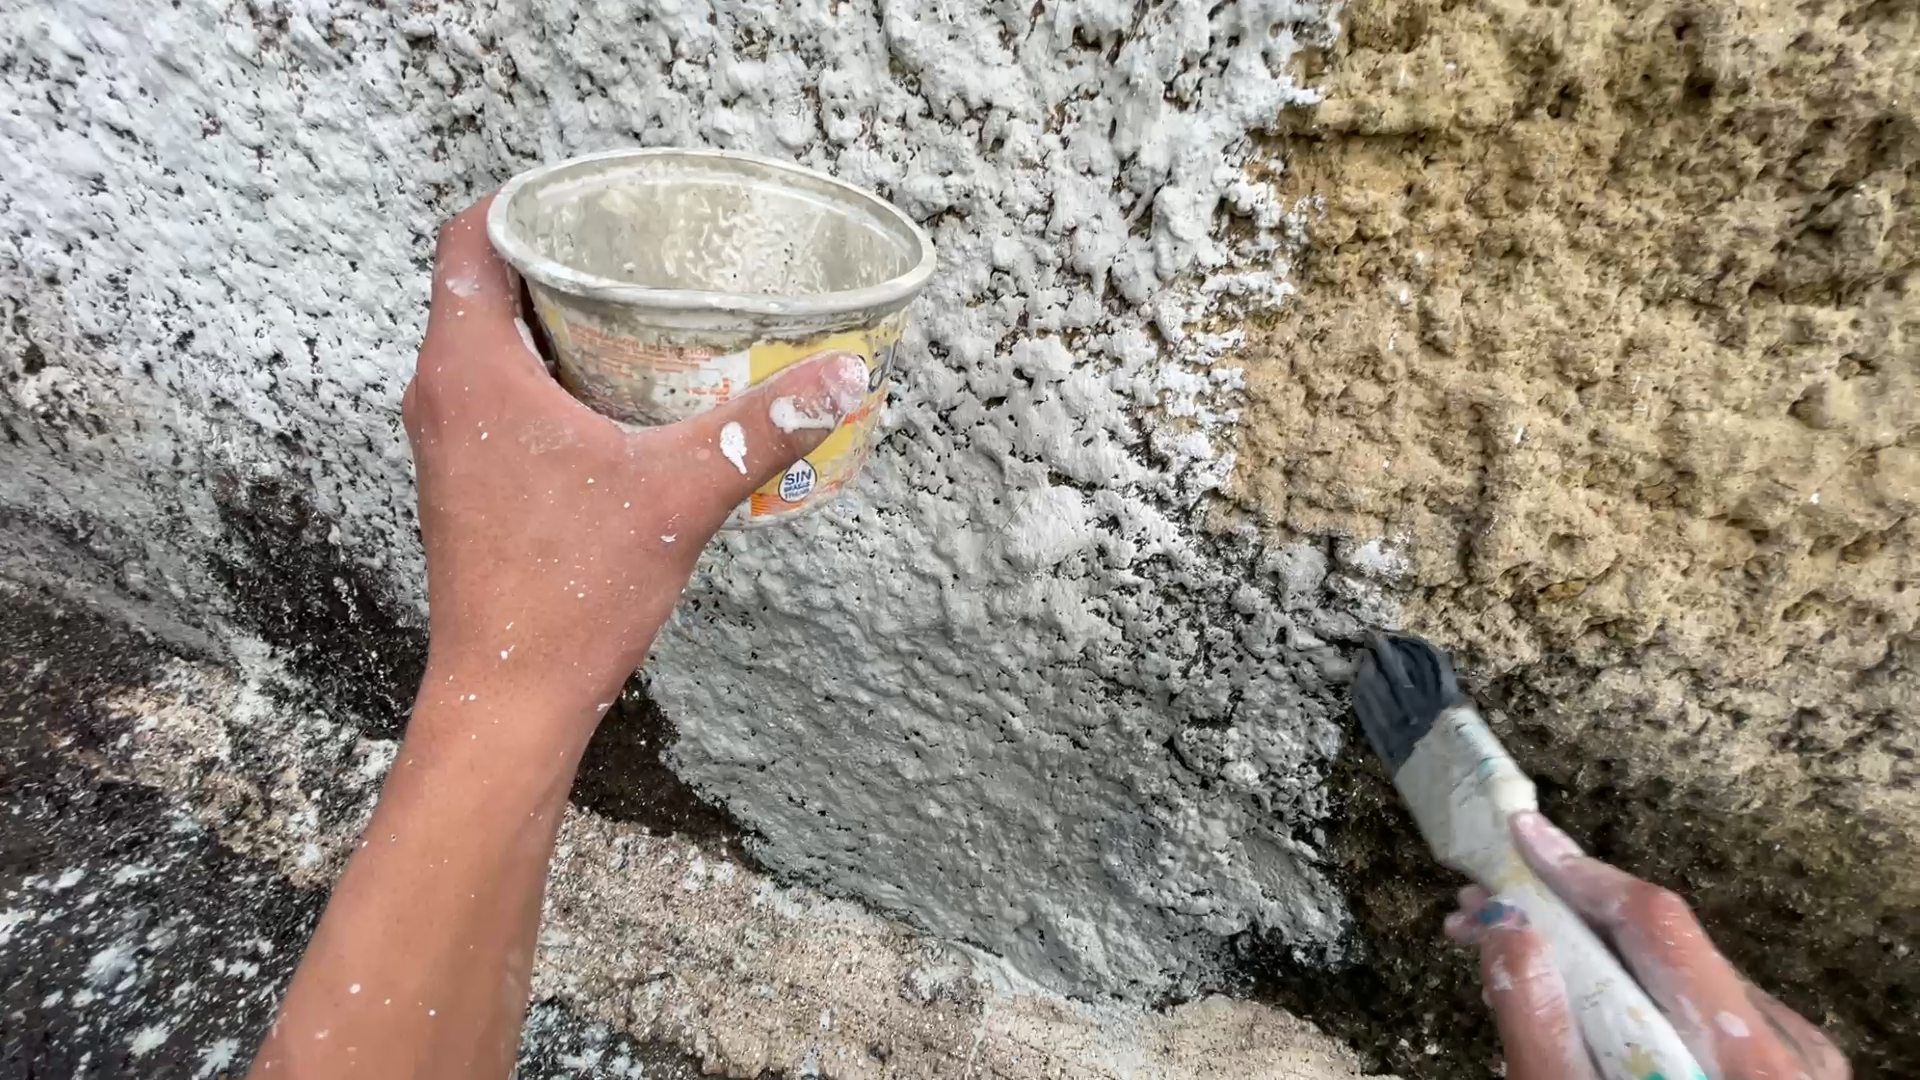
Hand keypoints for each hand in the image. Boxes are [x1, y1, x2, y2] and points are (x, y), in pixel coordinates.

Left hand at [403, 198, 868, 739]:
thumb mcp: (685, 492)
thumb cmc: (574, 590)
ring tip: (648, 322)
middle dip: (567, 264)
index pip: (476, 237)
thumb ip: (765, 429)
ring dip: (565, 326)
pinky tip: (627, 406)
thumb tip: (845, 377)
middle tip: (648, 263)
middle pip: (491, 287)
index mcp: (472, 370)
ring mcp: (453, 442)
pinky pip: (508, 398)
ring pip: (500, 346)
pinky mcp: (473, 481)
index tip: (602, 206)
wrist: (515, 692)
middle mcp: (445, 394)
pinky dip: (560, 380)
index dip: (533, 203)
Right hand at [1445, 812, 1849, 1079]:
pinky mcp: (1770, 1068)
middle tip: (1468, 906)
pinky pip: (1672, 994)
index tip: (1514, 832)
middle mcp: (1781, 1042)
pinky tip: (1551, 987)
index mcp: (1745, 1057)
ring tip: (1490, 942)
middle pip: (1652, 935)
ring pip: (1657, 962)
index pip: (1653, 920)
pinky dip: (1604, 976)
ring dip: (1566, 940)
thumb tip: (1499, 921)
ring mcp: (1785, 1057)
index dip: (1576, 867)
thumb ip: (1535, 1022)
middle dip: (1547, 906)